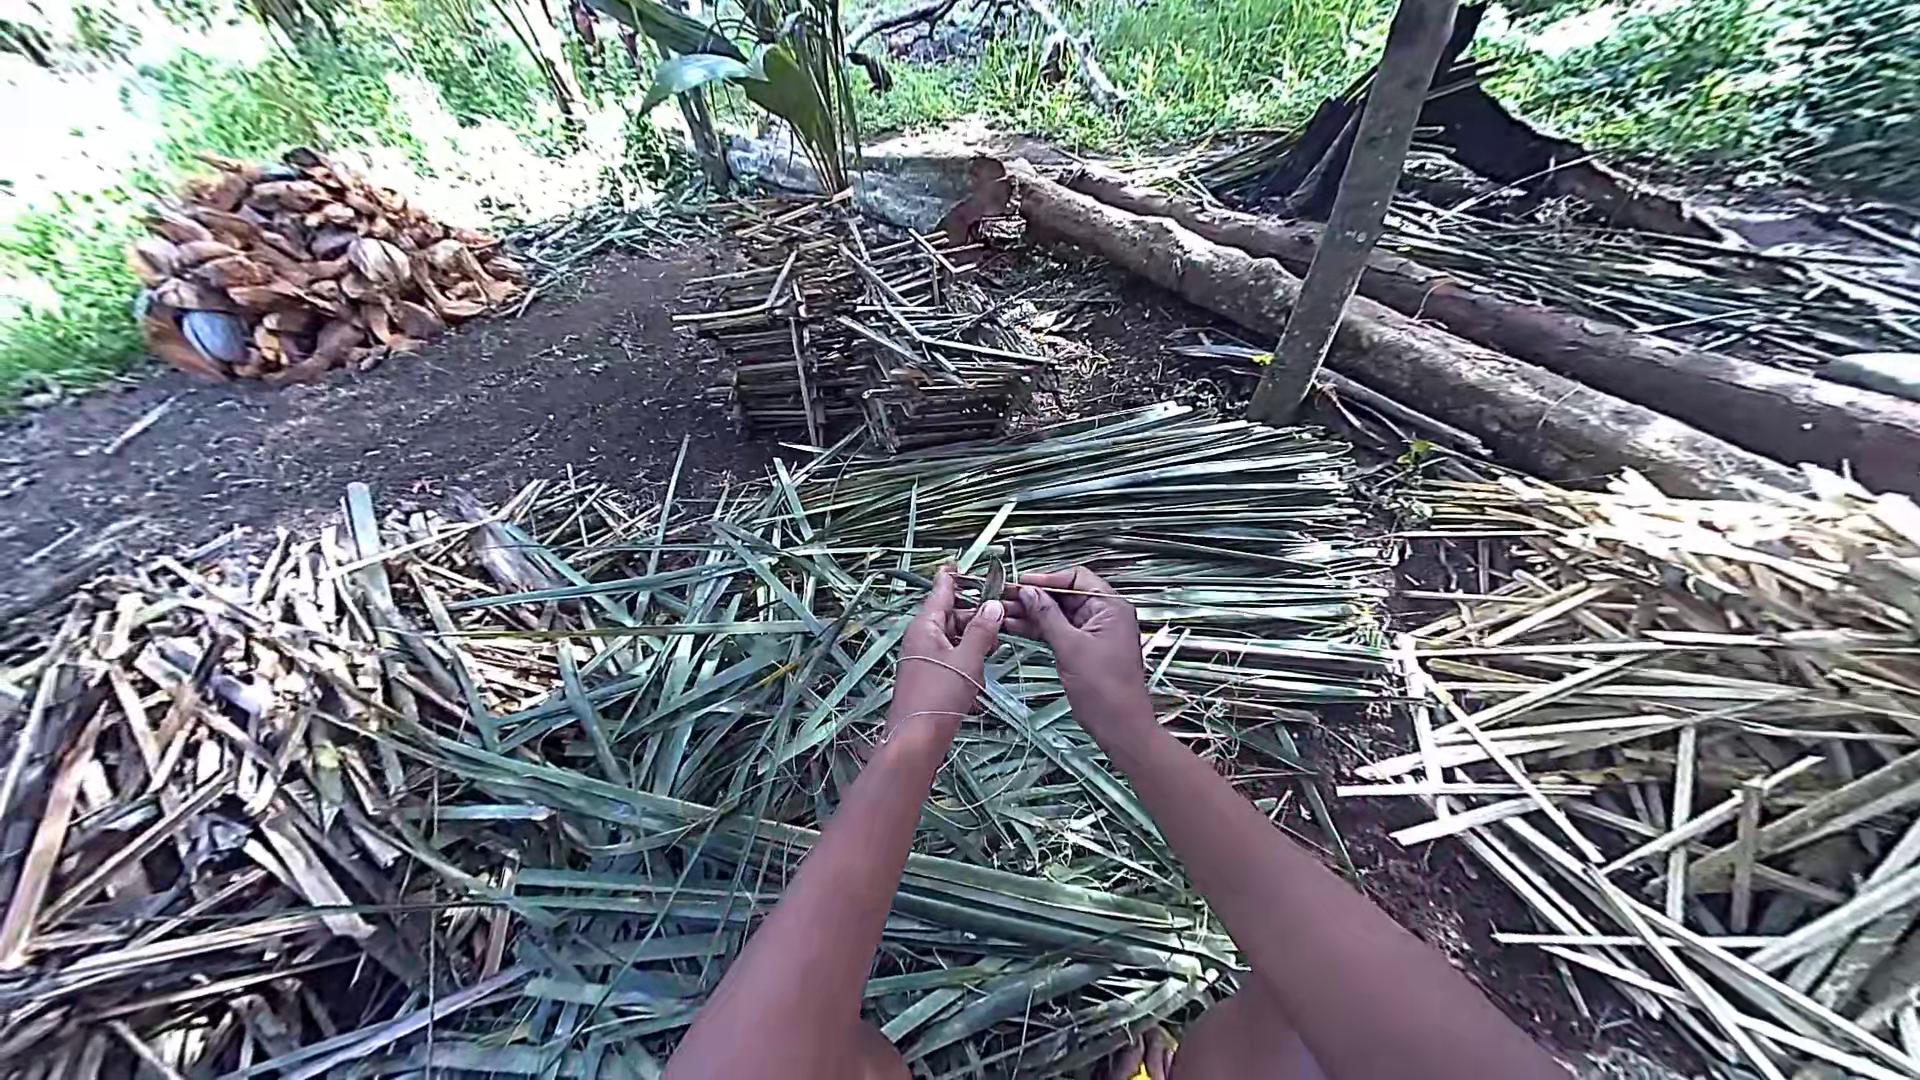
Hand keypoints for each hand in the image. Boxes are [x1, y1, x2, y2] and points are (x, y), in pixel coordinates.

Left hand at [887, 567, 1002, 744]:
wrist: (916, 740)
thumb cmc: (940, 695)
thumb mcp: (968, 659)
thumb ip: (983, 630)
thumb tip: (994, 605)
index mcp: (925, 625)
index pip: (941, 590)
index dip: (956, 576)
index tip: (965, 563)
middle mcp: (922, 637)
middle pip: (953, 615)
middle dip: (976, 619)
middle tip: (999, 624)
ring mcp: (925, 658)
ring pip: (955, 639)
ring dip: (975, 645)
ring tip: (988, 657)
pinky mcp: (930, 677)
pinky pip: (953, 660)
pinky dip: (967, 664)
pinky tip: (977, 682)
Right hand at [1003, 566, 1151, 730]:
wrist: (1120, 728)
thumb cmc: (1103, 688)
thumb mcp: (1070, 647)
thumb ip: (1047, 616)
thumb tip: (1028, 592)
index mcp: (1110, 607)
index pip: (1076, 578)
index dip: (1047, 579)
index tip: (1021, 584)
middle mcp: (1104, 614)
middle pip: (1065, 595)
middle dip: (1034, 596)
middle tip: (1005, 598)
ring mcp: (1094, 632)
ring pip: (1059, 614)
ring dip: (1032, 613)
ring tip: (1003, 613)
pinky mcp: (1084, 648)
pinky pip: (1059, 631)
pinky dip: (1039, 629)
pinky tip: (1015, 627)